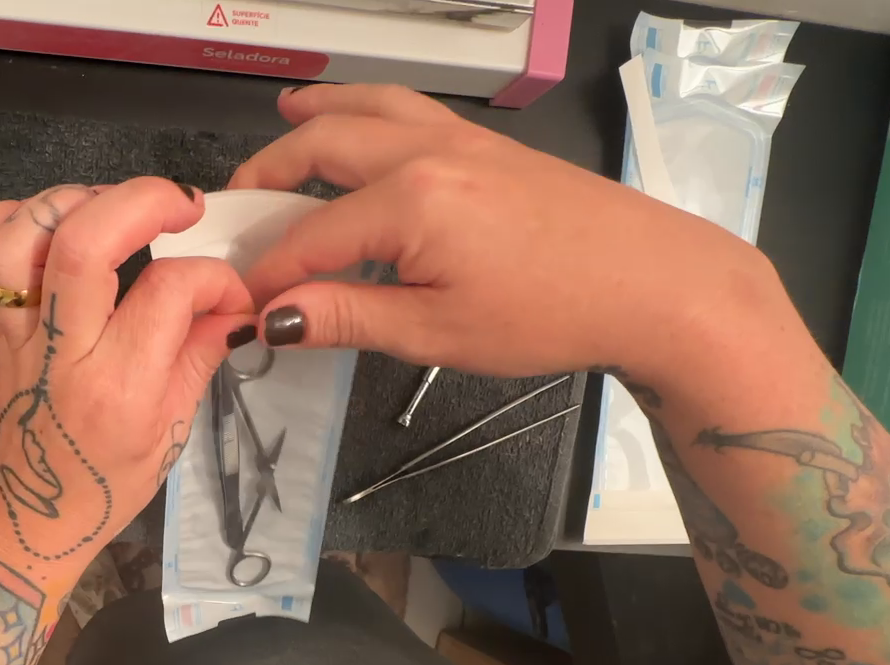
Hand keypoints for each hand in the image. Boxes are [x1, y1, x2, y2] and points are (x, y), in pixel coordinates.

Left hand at [0, 178, 254, 573]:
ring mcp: (18, 338)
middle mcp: (62, 354)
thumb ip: (200, 357)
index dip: (213, 276)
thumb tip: (235, 308)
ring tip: (113, 210)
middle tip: (183, 206)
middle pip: (83, 242)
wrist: (28, 521)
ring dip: (72, 201)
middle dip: (142, 200)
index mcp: (118, 389)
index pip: (168, 292)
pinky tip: (56, 228)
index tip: (231, 294)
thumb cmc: (106, 489)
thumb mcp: (171, 433)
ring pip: (20, 237)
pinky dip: (16, 222)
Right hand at [229, 84, 787, 382]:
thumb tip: (273, 320)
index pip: (308, 237)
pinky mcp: (486, 145)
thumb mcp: (432, 331)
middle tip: (236, 210)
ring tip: (282, 120)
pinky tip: (360, 122)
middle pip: (322, 147)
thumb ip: (345, 317)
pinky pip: (407, 109)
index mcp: (408, 202)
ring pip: (367, 108)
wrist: (652, 283)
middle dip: (268, 176)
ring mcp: (460, 139)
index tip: (243, 306)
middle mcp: (426, 152)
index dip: (268, 275)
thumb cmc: (544, 314)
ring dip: (316, 117)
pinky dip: (366, 109)